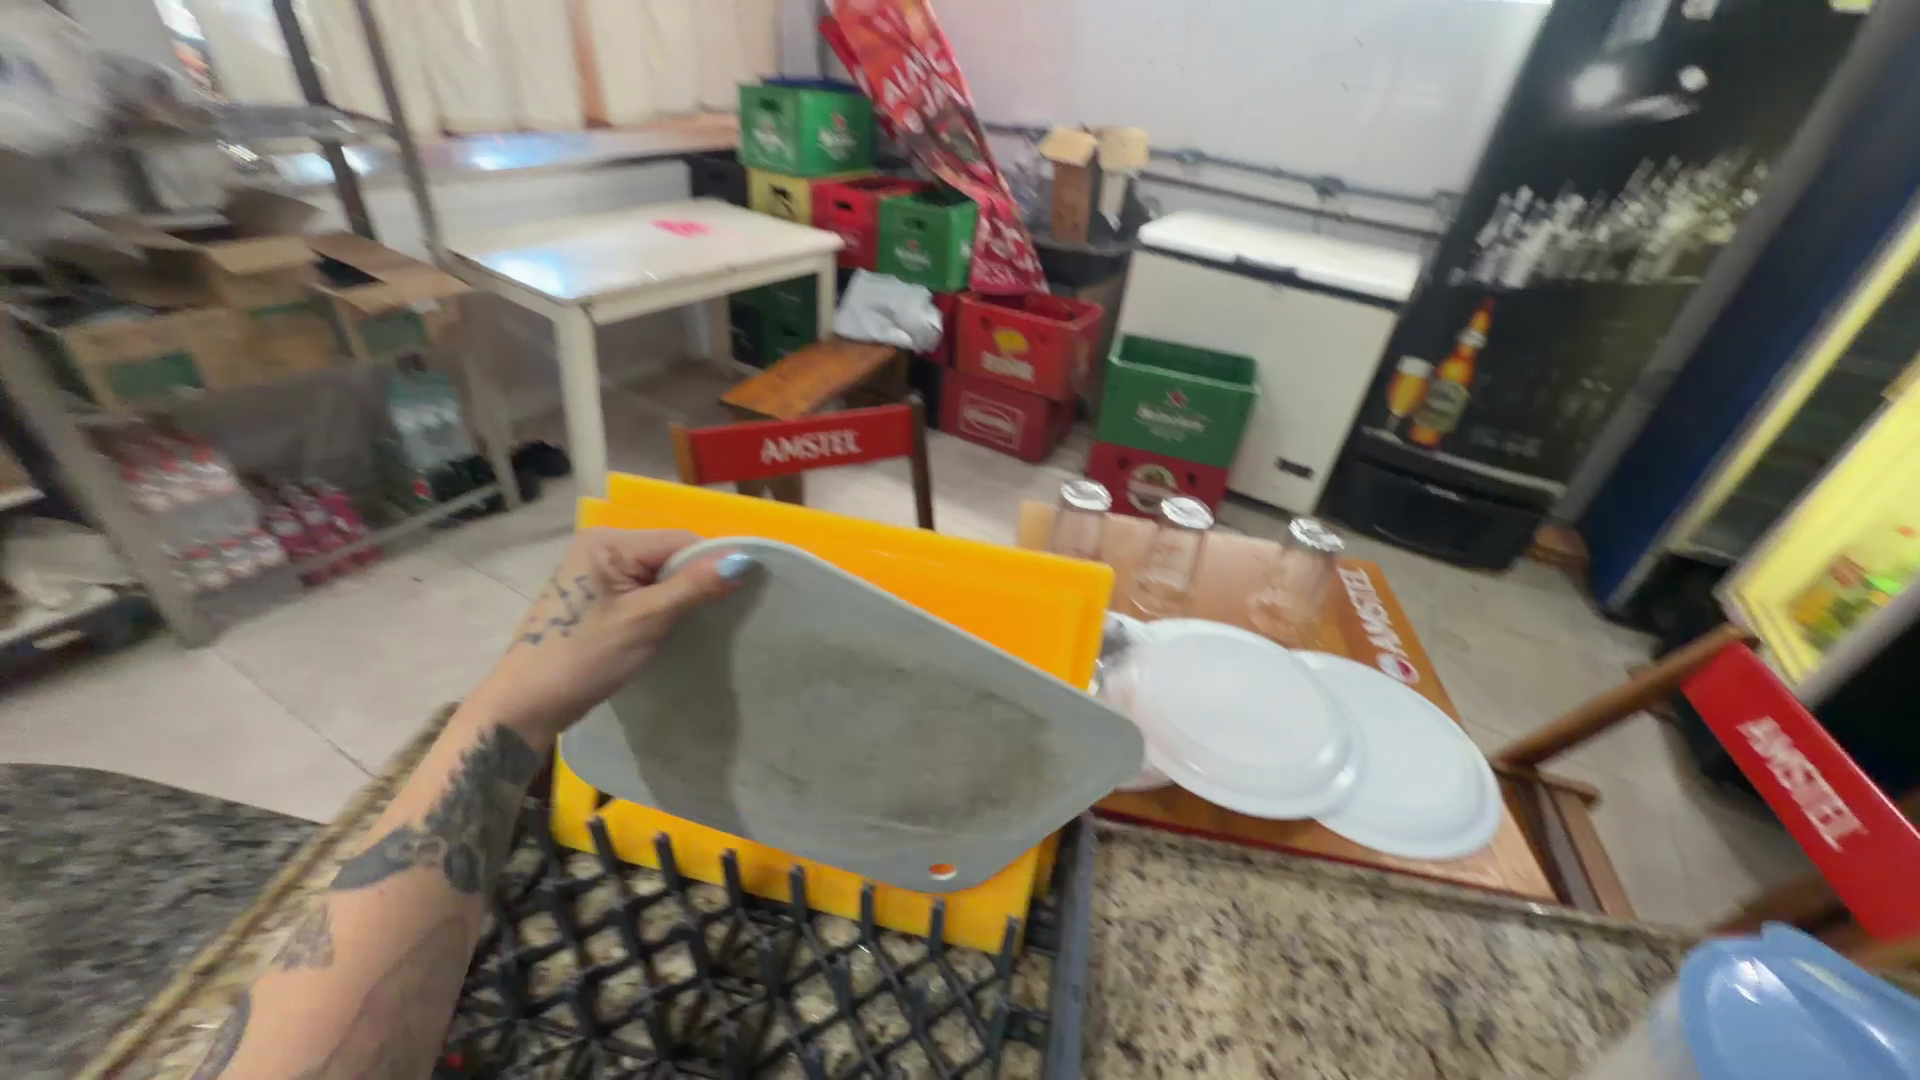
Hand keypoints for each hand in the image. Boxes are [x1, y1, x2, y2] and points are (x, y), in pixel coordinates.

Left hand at [470, 528, 752, 741]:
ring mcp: (597, 570)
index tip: (741, 593)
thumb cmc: (585, 657)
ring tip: (700, 619)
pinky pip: (645, 586)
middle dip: (697, 578)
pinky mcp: (598, 593)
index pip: (680, 540)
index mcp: (608, 542)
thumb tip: (745, 560)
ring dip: (682, 592)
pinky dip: (664, 602)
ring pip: (660, 571)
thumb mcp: (646, 620)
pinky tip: (674, 623)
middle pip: (671, 552)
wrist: (528, 704)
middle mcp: (601, 545)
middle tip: (720, 612)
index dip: (713, 562)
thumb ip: (694, 586)